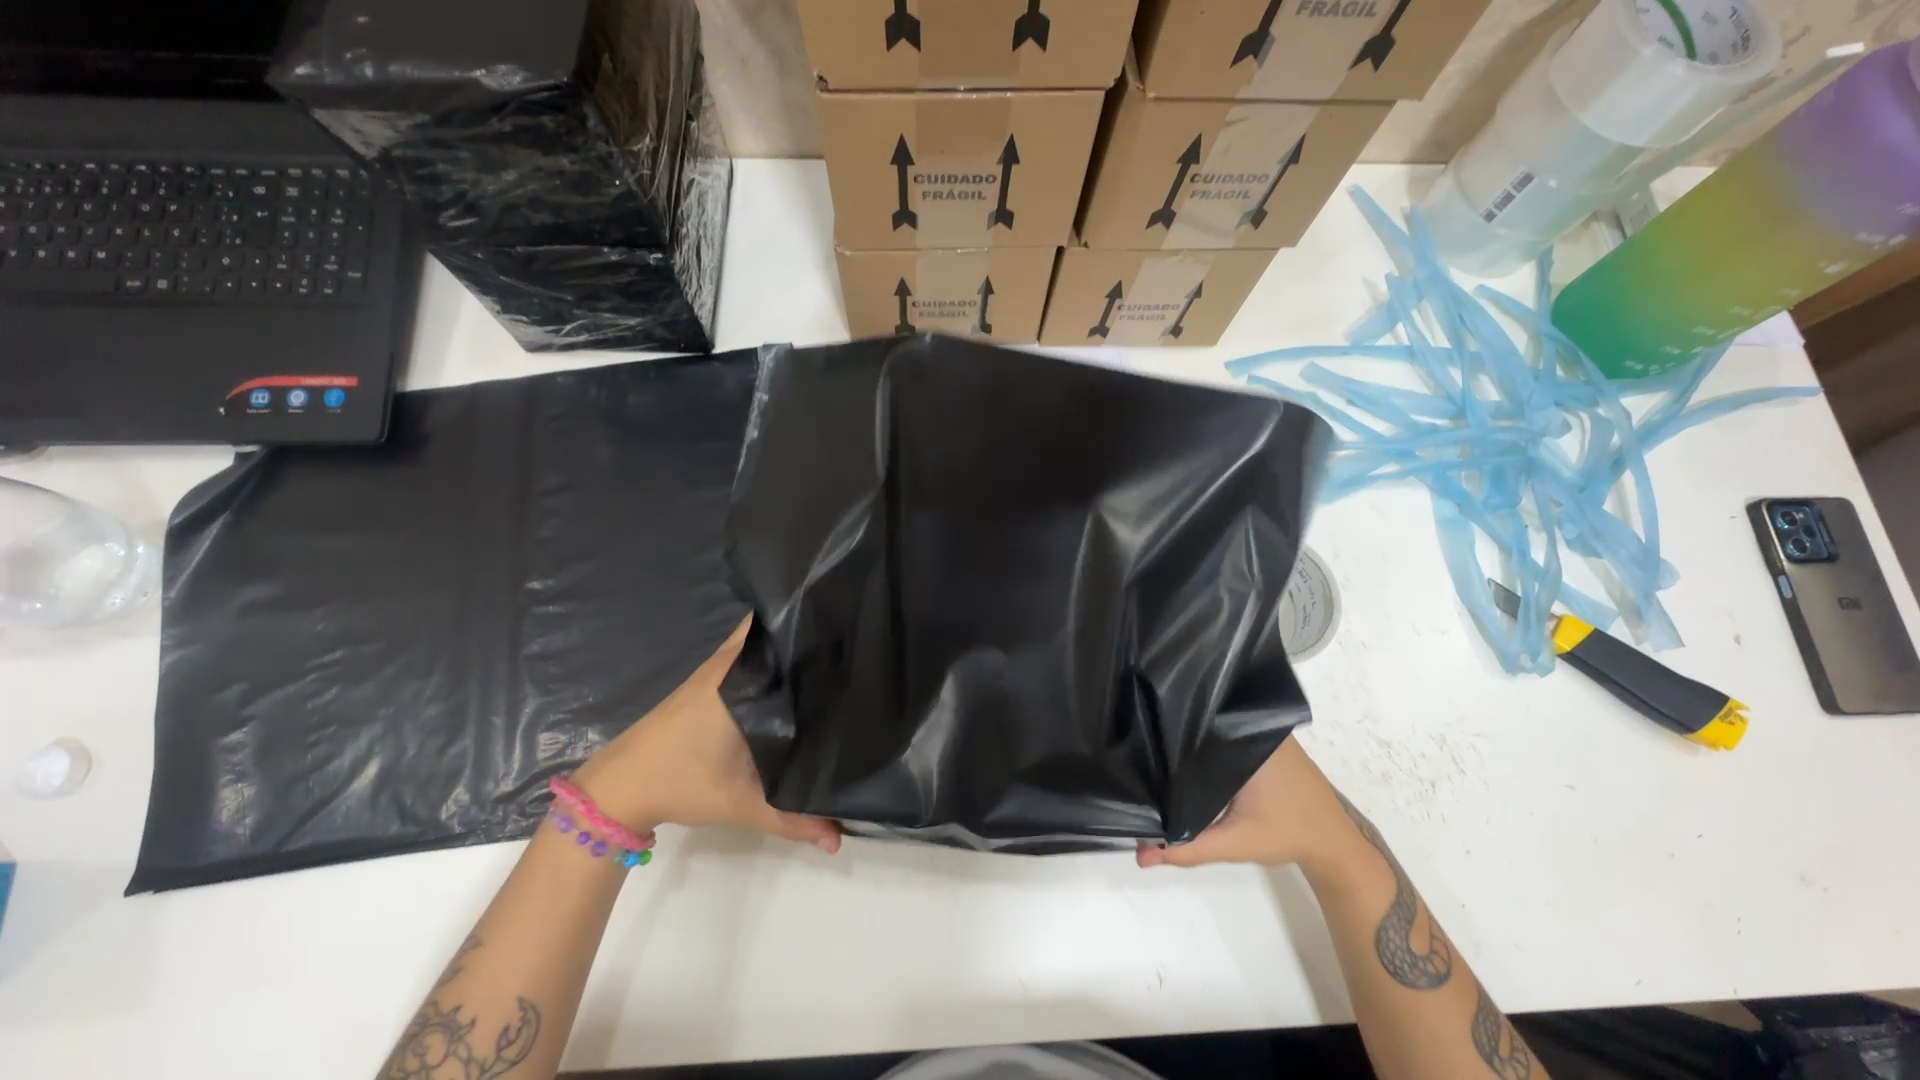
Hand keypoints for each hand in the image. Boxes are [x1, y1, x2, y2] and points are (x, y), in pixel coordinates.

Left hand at [570, 618, 841, 853]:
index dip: (821, 638)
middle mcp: (729, 666)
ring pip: (761, 646)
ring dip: (789, 650)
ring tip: (833, 660)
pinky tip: (793, 680)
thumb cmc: (681, 784)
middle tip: (850, 653)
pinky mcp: (705, 680)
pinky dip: (768, 661)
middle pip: (778, 637)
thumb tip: (839, 839)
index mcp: (741, 684)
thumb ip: (794, 821)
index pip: (788, 646)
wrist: (621, 786)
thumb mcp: (742, 805)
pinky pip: (746, 657)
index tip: (857, 644)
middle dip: (811, 639)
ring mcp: (714, 669)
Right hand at [1137, 737, 1359, 872]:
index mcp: (1247, 738)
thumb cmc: (1287, 835)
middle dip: (1173, 738)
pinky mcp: (1264, 739)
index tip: (1137, 747)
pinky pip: (1227, 736)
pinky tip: (1189, 763)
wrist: (1333, 840)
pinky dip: (1209, 749)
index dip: (1164, 734)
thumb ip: (1187, 849)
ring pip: (1214, 730)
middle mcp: (1253, 725)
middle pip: (1202, 724)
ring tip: (1157, 756)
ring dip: (1191, 744)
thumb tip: (1141, 855)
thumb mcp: (1235, 843)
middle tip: (1141, 754)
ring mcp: (1261, 729)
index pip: (1195, 724)